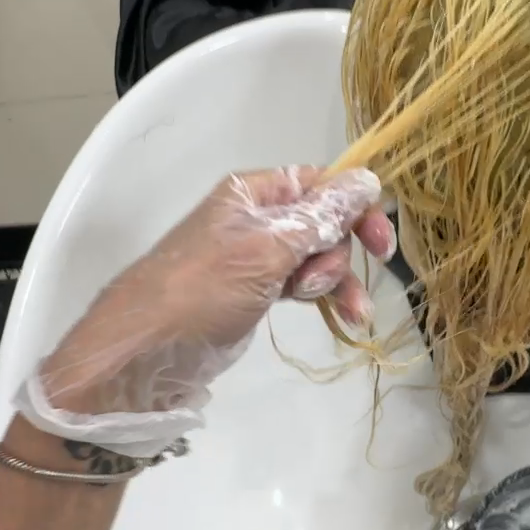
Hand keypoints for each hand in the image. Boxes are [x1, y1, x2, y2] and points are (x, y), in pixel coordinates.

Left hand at [20, 166, 392, 454]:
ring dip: (338, 281)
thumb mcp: (267, 249)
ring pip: (319, 257)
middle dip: (338, 254)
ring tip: (348, 312)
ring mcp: (259, 257)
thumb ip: (321, 217)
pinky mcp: (259, 290)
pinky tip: (347, 318)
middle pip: (325, 223)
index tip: (380, 244)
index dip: (355, 209)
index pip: (320, 184)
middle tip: (328, 282)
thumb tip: (368, 179)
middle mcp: (259, 219)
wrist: (150, 350)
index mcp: (255, 193)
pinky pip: (305, 284)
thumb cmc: (205, 289)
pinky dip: (325, 297)